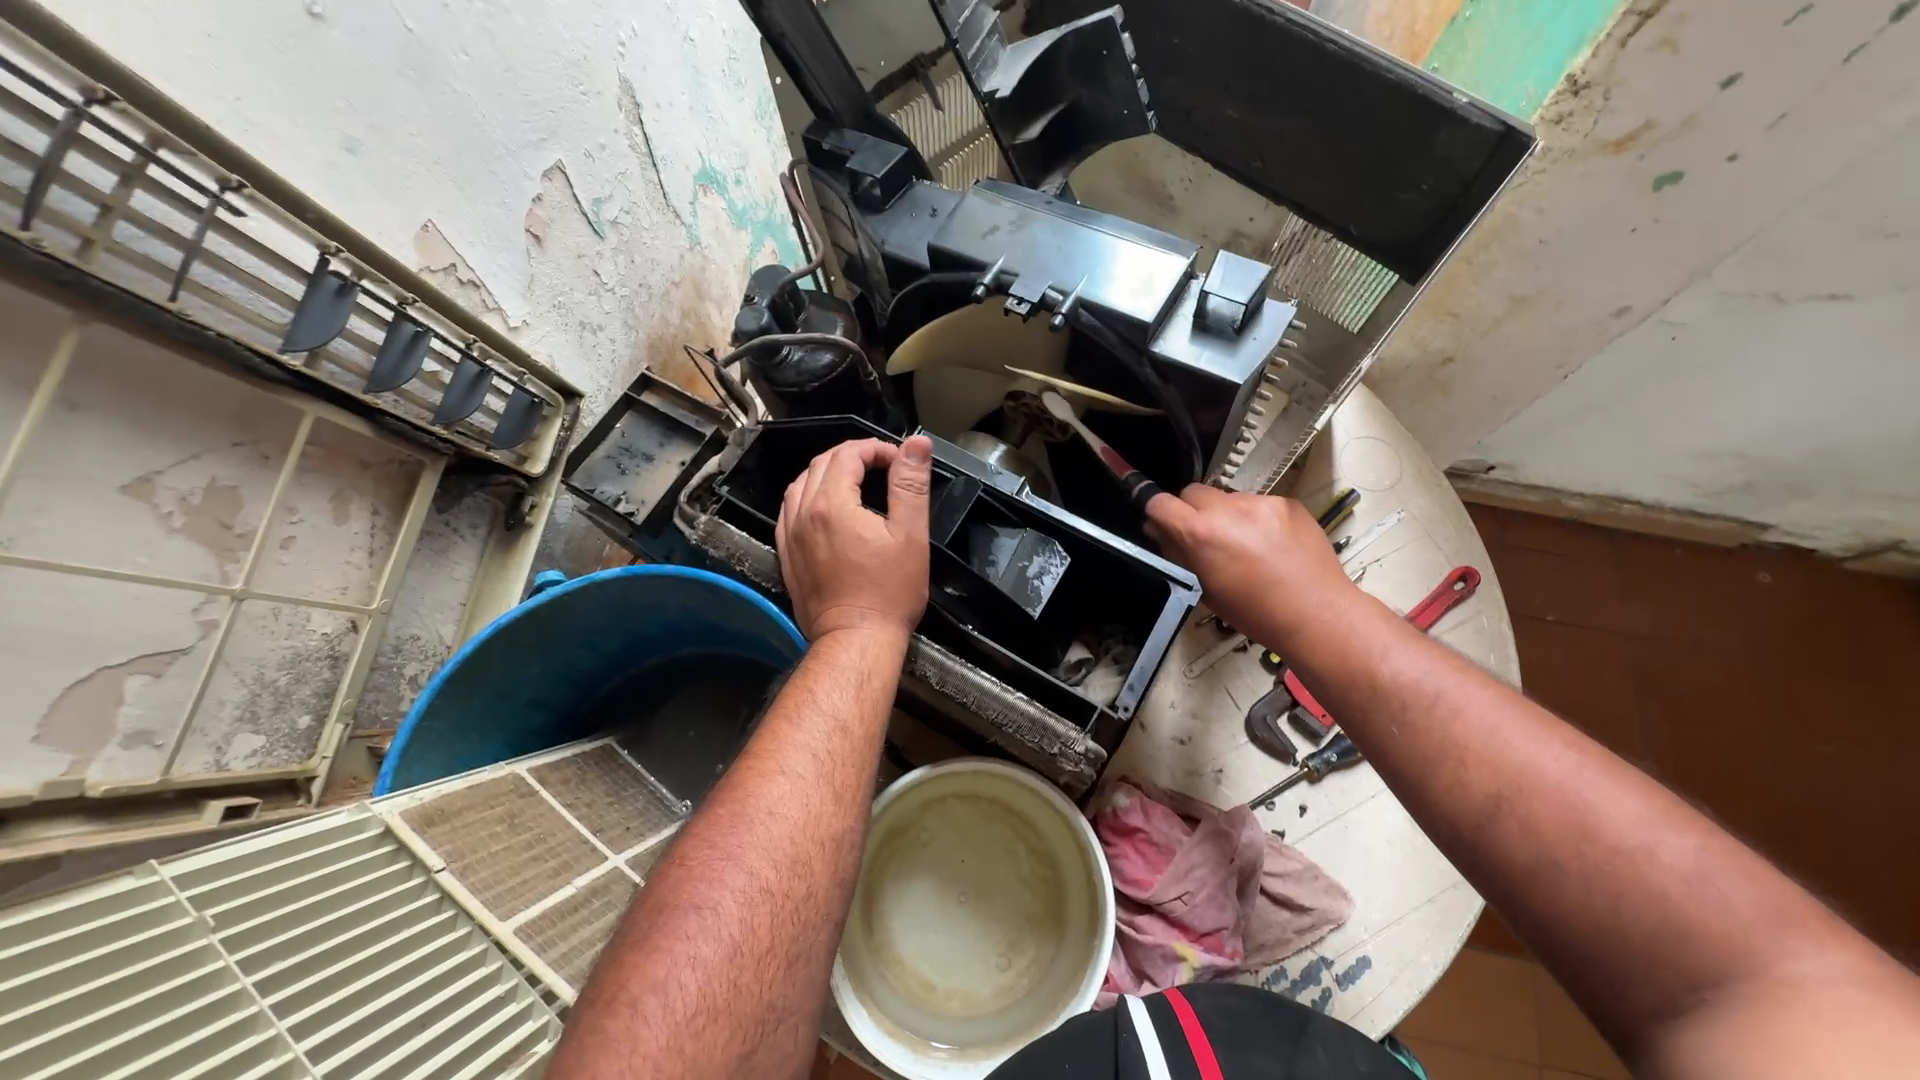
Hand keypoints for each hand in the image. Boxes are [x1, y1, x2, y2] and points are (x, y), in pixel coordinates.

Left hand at [775, 436, 932, 641]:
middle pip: (821, 464)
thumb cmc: (889, 592)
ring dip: (826, 474)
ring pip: (800, 485)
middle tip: (881, 466)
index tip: (898, 461)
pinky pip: (788, 512)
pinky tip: (824, 509)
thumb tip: (916, 444)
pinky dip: (807, 498)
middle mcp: (803, 514)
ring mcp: (790, 536)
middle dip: (852, 456)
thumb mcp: (911, 535)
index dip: (876, 449)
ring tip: (853, 481)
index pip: (848, 455)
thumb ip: (910, 485)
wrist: (856, 640)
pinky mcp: (787, 557)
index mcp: (833, 504)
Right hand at [1144, 484, 1354, 643]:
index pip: (1160, 502)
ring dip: (1226, 515)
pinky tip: (1271, 544)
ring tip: (1245, 545)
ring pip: (1228, 498)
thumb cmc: (1256, 612)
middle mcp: (1229, 509)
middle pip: (1193, 492)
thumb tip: (1160, 532)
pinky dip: (1256, 519)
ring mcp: (1261, 503)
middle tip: (1204, 537)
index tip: (1160, 522)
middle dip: (1191, 511)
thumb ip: (1179, 554)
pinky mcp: (1287, 503)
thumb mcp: (1205, 589)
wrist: (1317, 614)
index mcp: (1202, 534)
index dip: (1156, 512)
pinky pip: (1259, 503)